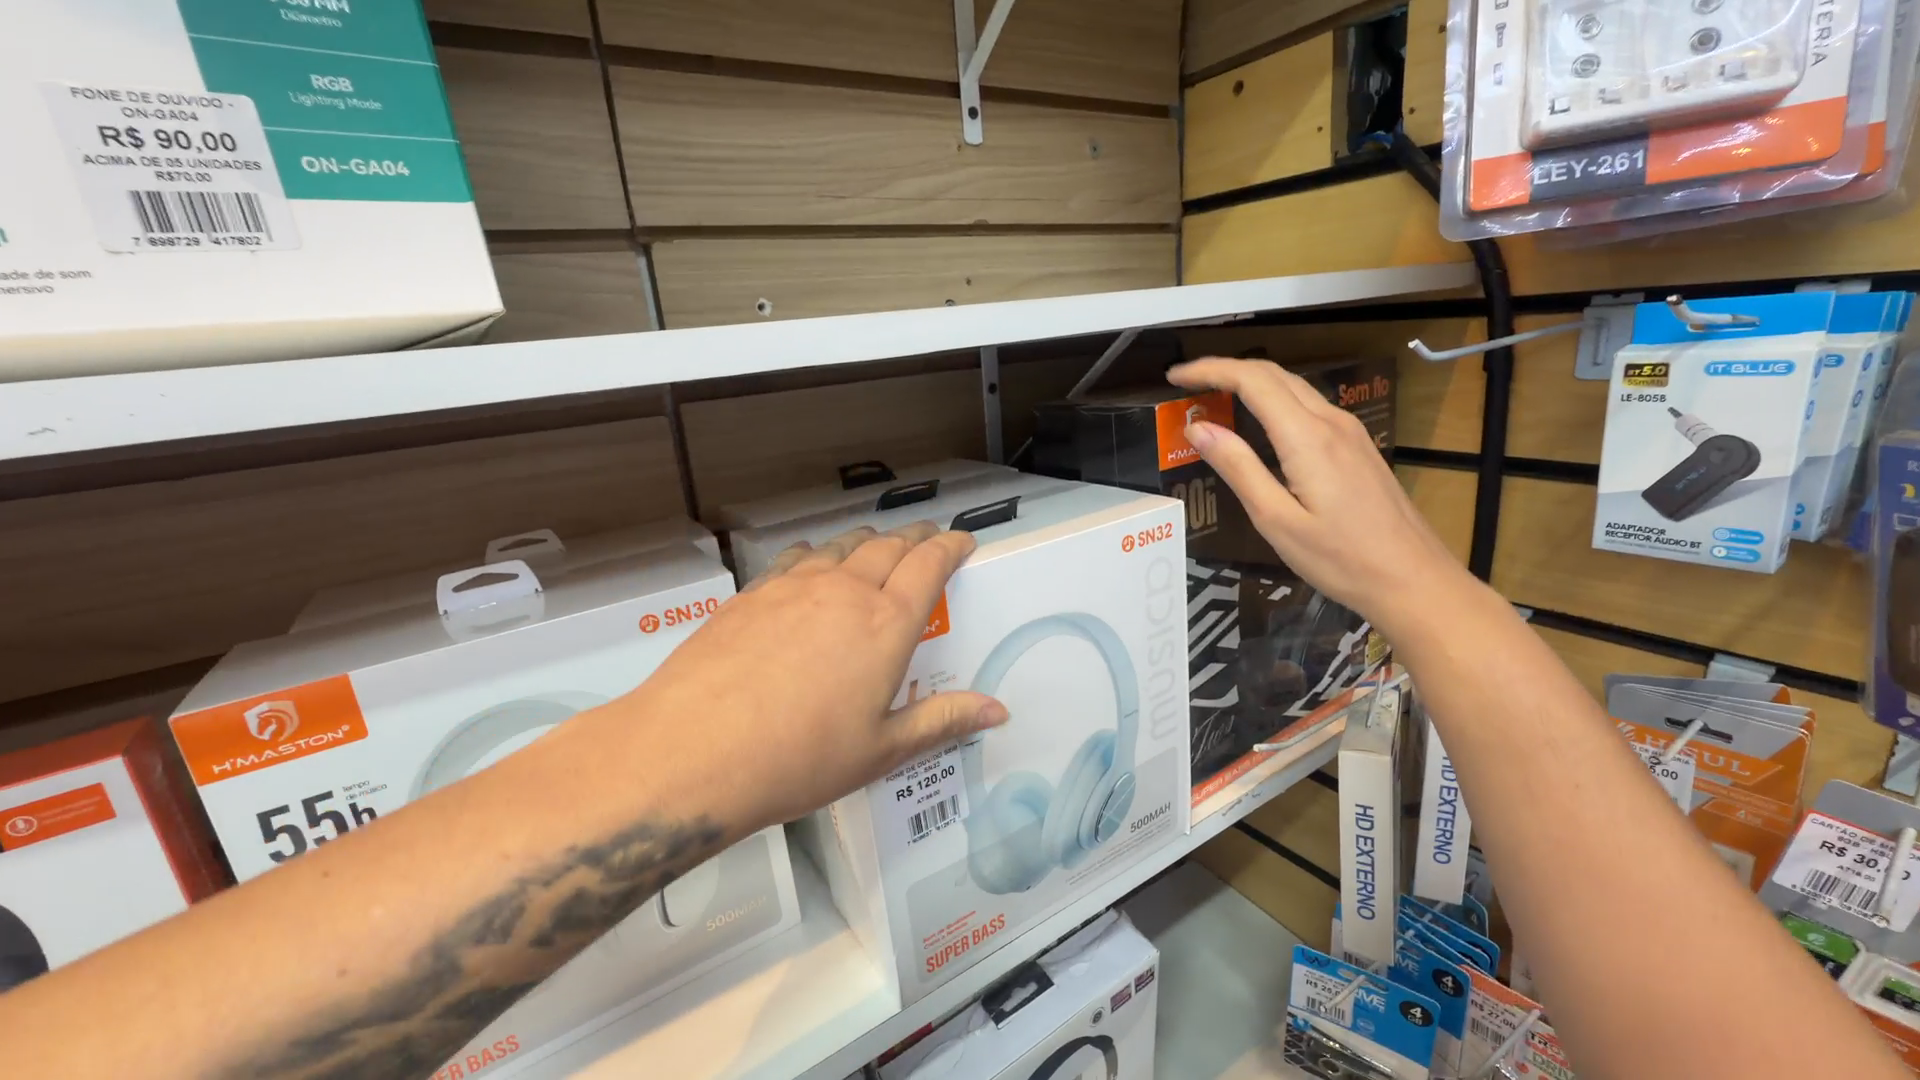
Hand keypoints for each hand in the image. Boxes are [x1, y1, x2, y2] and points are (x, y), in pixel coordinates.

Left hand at [630, 522, 1007, 829]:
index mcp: (886, 624)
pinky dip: (819, 557)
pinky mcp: (751, 594)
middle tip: (926, 542)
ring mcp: (792, 587)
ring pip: (840, 547)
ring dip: (867, 543)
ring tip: (875, 550)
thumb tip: (999, 710)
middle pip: (888, 546)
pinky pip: (797, 560)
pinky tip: (811, 572)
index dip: (951, 547)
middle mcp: (844, 591)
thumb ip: (942, 721)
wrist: (693, 751)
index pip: (929, 565)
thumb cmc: (800, 758)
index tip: (963, 542)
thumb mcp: (881, 750)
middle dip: (914, 538)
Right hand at [1167, 357, 1477, 633]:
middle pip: (1273, 374)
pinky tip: (1258, 423)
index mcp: (1307, 437)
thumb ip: (1238, 468)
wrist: (1413, 579)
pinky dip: (1274, 400)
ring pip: (1294, 387)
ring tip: (1213, 398)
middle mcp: (1331, 422)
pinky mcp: (1358, 446)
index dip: (1210, 370)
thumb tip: (1197, 428)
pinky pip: (1309, 406)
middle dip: (1226, 370)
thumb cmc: (1339, 559)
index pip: (1252, 381)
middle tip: (1186, 384)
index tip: (1175, 376)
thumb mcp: (1276, 520)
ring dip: (1251, 383)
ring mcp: (1350, 432)